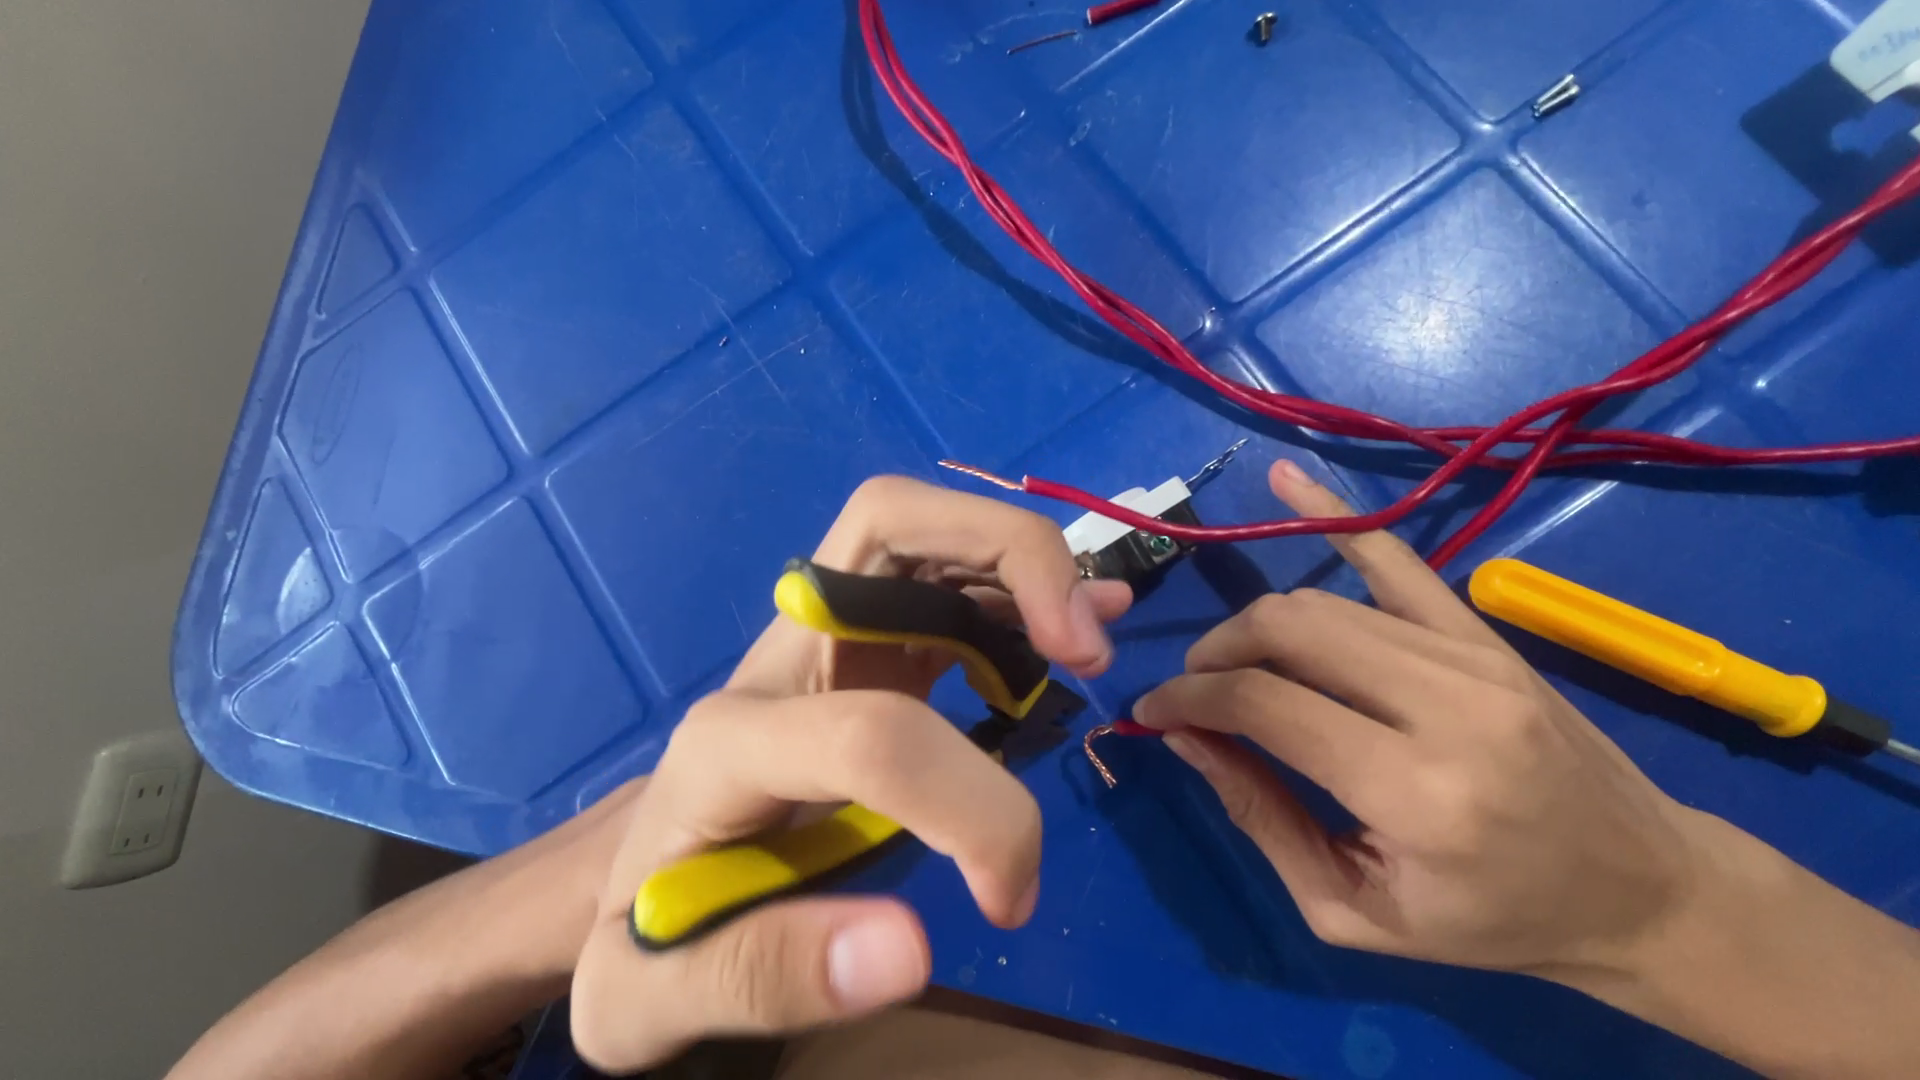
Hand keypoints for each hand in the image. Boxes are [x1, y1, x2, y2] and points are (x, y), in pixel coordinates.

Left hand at [569, 477, 1130, 1072]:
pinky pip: (949, 584)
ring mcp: (828, 639)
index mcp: (727, 739)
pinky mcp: (870, 652)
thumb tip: (908, 948)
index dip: (970, 808)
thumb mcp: (654, 996)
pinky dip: (1022, 588)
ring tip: (1089, 636)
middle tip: (1080, 650)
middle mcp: (780, 657)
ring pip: (926, 535)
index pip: (871, 732)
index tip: (1007, 894)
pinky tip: (1080, 614)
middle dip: (1007, 560)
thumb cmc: (641, 931)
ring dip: (1023, 565)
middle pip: (888, 526)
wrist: (631, 877)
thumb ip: (765, 975)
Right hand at [1134, 461, 1701, 981]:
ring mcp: (1474, 656)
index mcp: (1414, 793)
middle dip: (1216, 651)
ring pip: (1323, 601)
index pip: (1264, 703)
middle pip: (1288, 630)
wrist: (1646, 891)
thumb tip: (1185, 737)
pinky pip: (1396, 555)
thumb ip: (1261, 817)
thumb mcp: (1354, 910)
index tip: (1153, 711)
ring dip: (1254, 622)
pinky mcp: (1486, 633)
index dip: (1189, 698)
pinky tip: (1284, 481)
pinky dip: (1333, 514)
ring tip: (1230, 657)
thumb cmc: (1492, 920)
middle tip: (1194, 687)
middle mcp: (1447, 707)